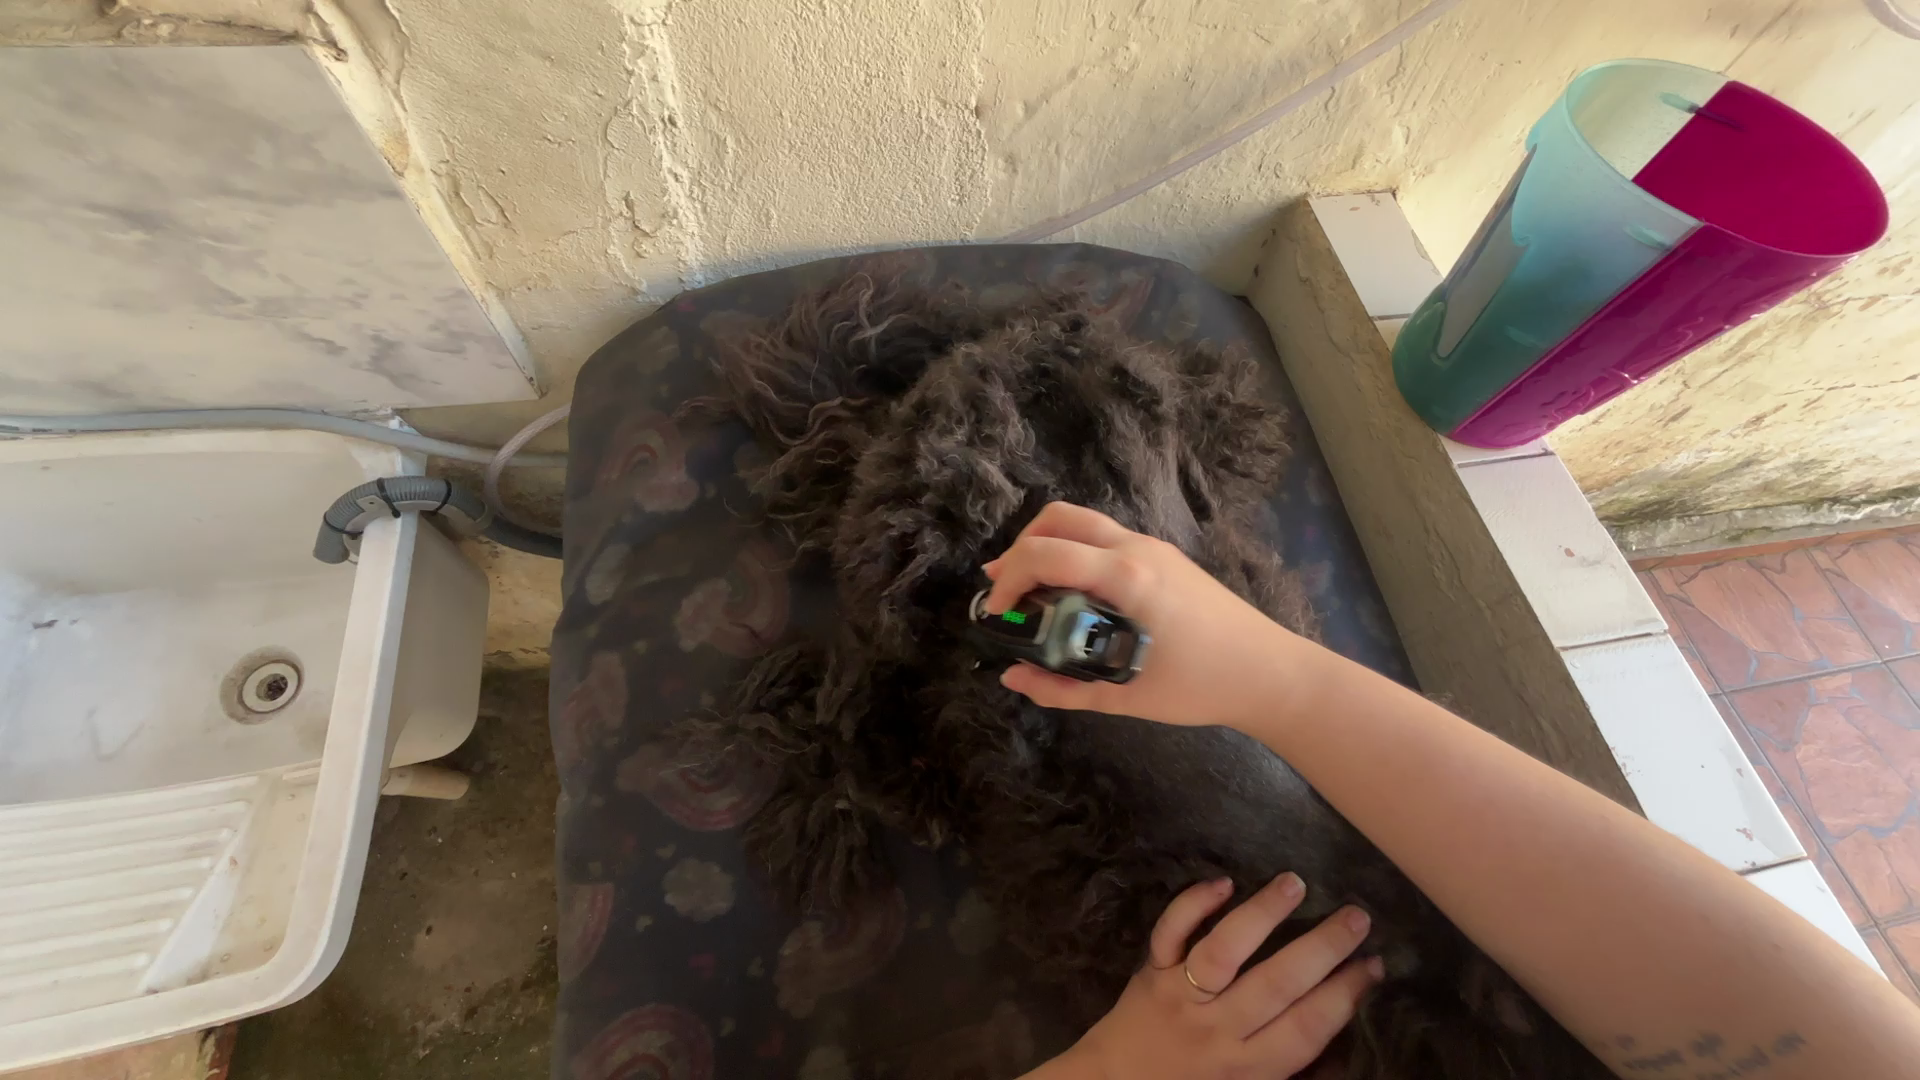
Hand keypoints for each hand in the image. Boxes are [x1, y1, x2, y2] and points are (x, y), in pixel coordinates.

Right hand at [983, 501, 1313, 727]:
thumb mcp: (1123, 696)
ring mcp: (1151, 546)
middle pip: (1058, 518)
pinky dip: (1072, 551)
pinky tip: (1071, 590)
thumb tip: (1011, 678)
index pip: (1044, 554)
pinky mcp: (1162, 556)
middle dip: (1020, 548)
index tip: (996, 613)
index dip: (1009, 580)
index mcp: (1125, 576)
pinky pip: (1102, 537)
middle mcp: (1134, 548)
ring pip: (1081, 521)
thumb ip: (1060, 689)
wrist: (1270, 672)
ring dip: (1046, 544)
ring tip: (1029, 584)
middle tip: (1004, 587)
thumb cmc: (1200, 686)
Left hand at [1029, 872, 1381, 1079]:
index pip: (1307, 1028)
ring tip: (1295, 883)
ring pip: (1225, 949)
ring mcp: (1182, 993)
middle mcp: (1219, 1028)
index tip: (1374, 963)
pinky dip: (1194, 904)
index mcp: (1250, 1066)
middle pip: (1276, 983)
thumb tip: (1335, 1025)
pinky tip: (1224, 882)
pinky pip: (1171, 931)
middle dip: (1321, 948)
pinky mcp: (1151, 967)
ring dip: (1262, 914)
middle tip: (1356, 914)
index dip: (1344, 996)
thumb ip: (1286, 1062)